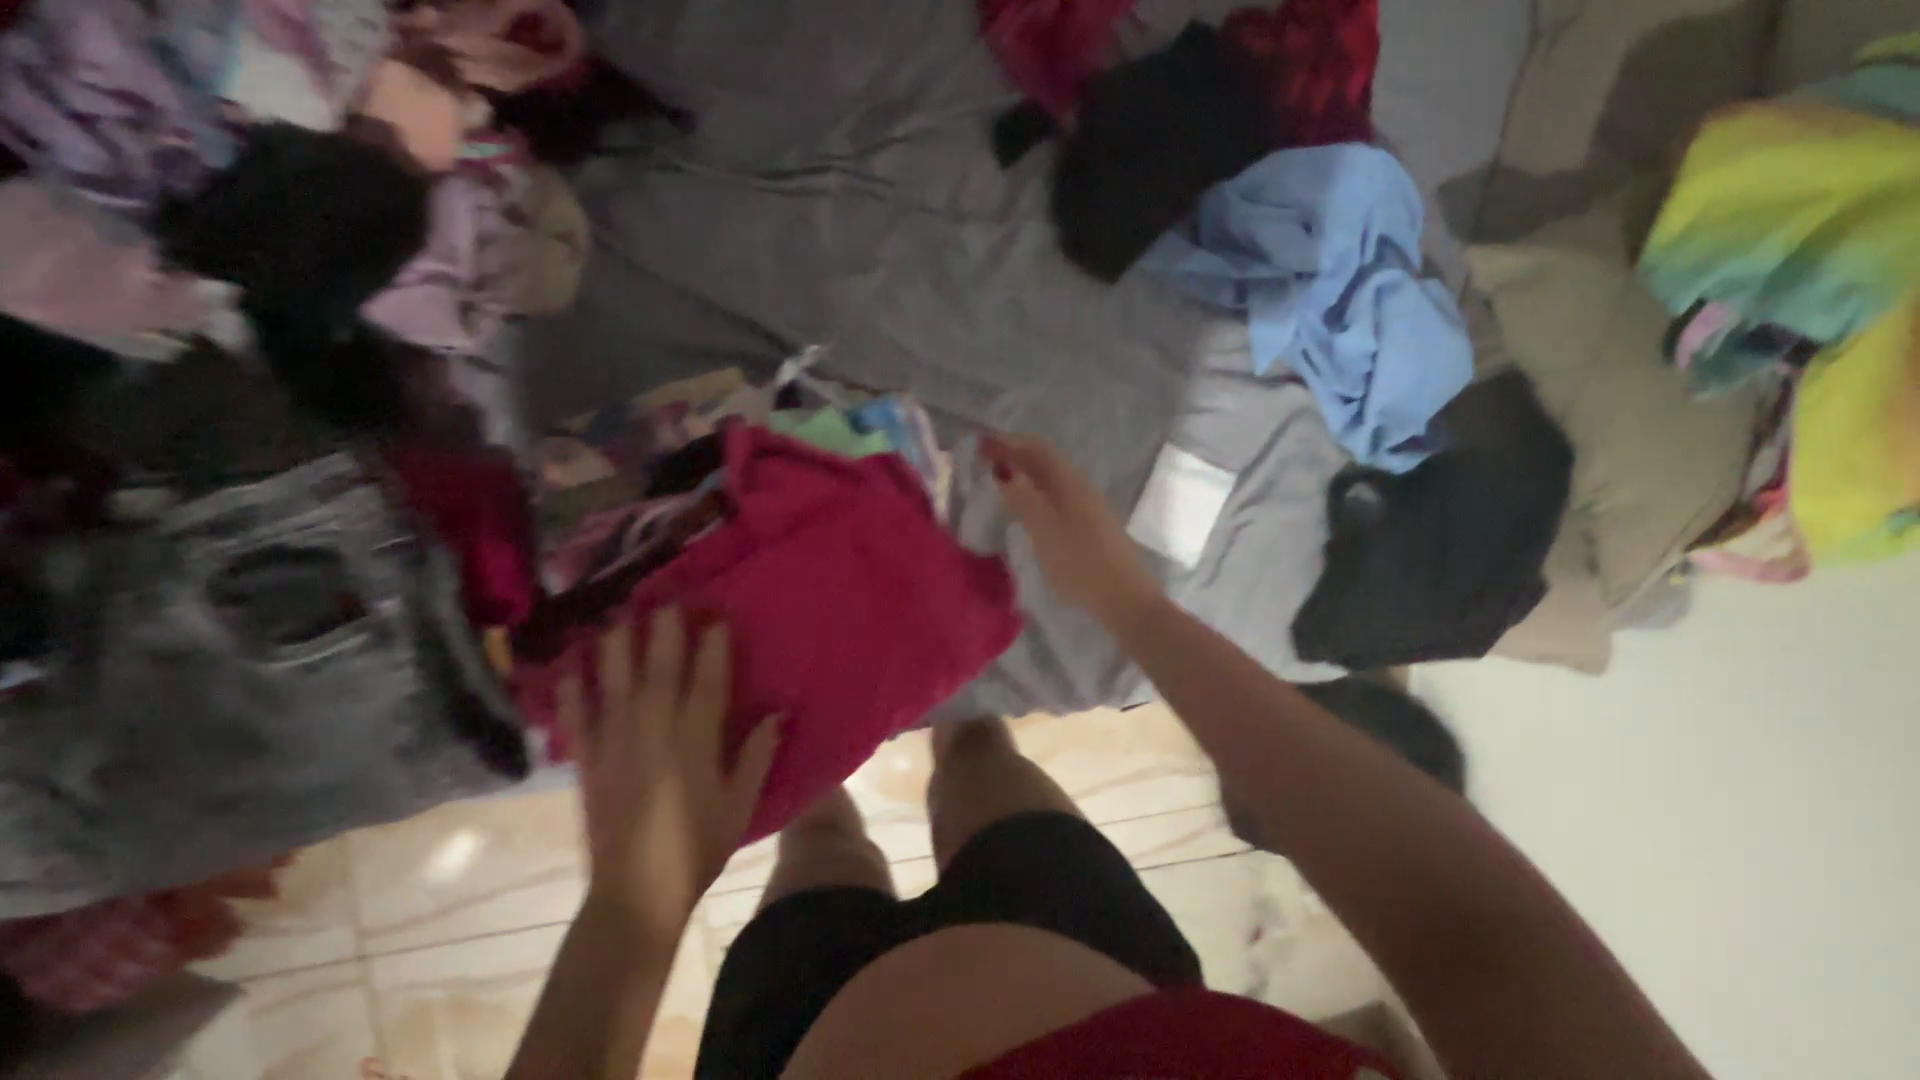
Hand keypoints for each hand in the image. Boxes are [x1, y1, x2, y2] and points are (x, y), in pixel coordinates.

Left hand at [559, 608, 781, 938]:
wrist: (636, 893)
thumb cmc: (698, 848)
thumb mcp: (740, 804)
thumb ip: (756, 756)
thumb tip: (777, 713)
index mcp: (697, 740)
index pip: (708, 680)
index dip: (713, 646)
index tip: (717, 617)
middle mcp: (655, 730)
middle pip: (660, 669)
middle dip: (664, 630)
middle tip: (667, 599)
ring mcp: (616, 744)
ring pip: (615, 683)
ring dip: (617, 647)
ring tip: (618, 618)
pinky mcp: (587, 763)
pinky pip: (576, 719)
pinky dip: (571, 693)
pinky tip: (568, 670)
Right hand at [980, 433, 1164, 630]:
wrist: (1125, 600)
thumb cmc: (1081, 564)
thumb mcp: (1045, 531)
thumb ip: (1024, 499)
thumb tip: (1005, 470)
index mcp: (1070, 484)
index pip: (1038, 449)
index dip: (1010, 442)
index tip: (982, 444)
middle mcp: (1081, 489)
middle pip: (1046, 462)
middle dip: (1015, 455)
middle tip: (985, 458)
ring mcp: (1088, 508)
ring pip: (1052, 481)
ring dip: (1025, 474)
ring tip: (1000, 480)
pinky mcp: (1090, 528)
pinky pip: (1057, 498)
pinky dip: (1036, 493)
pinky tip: (1027, 508)